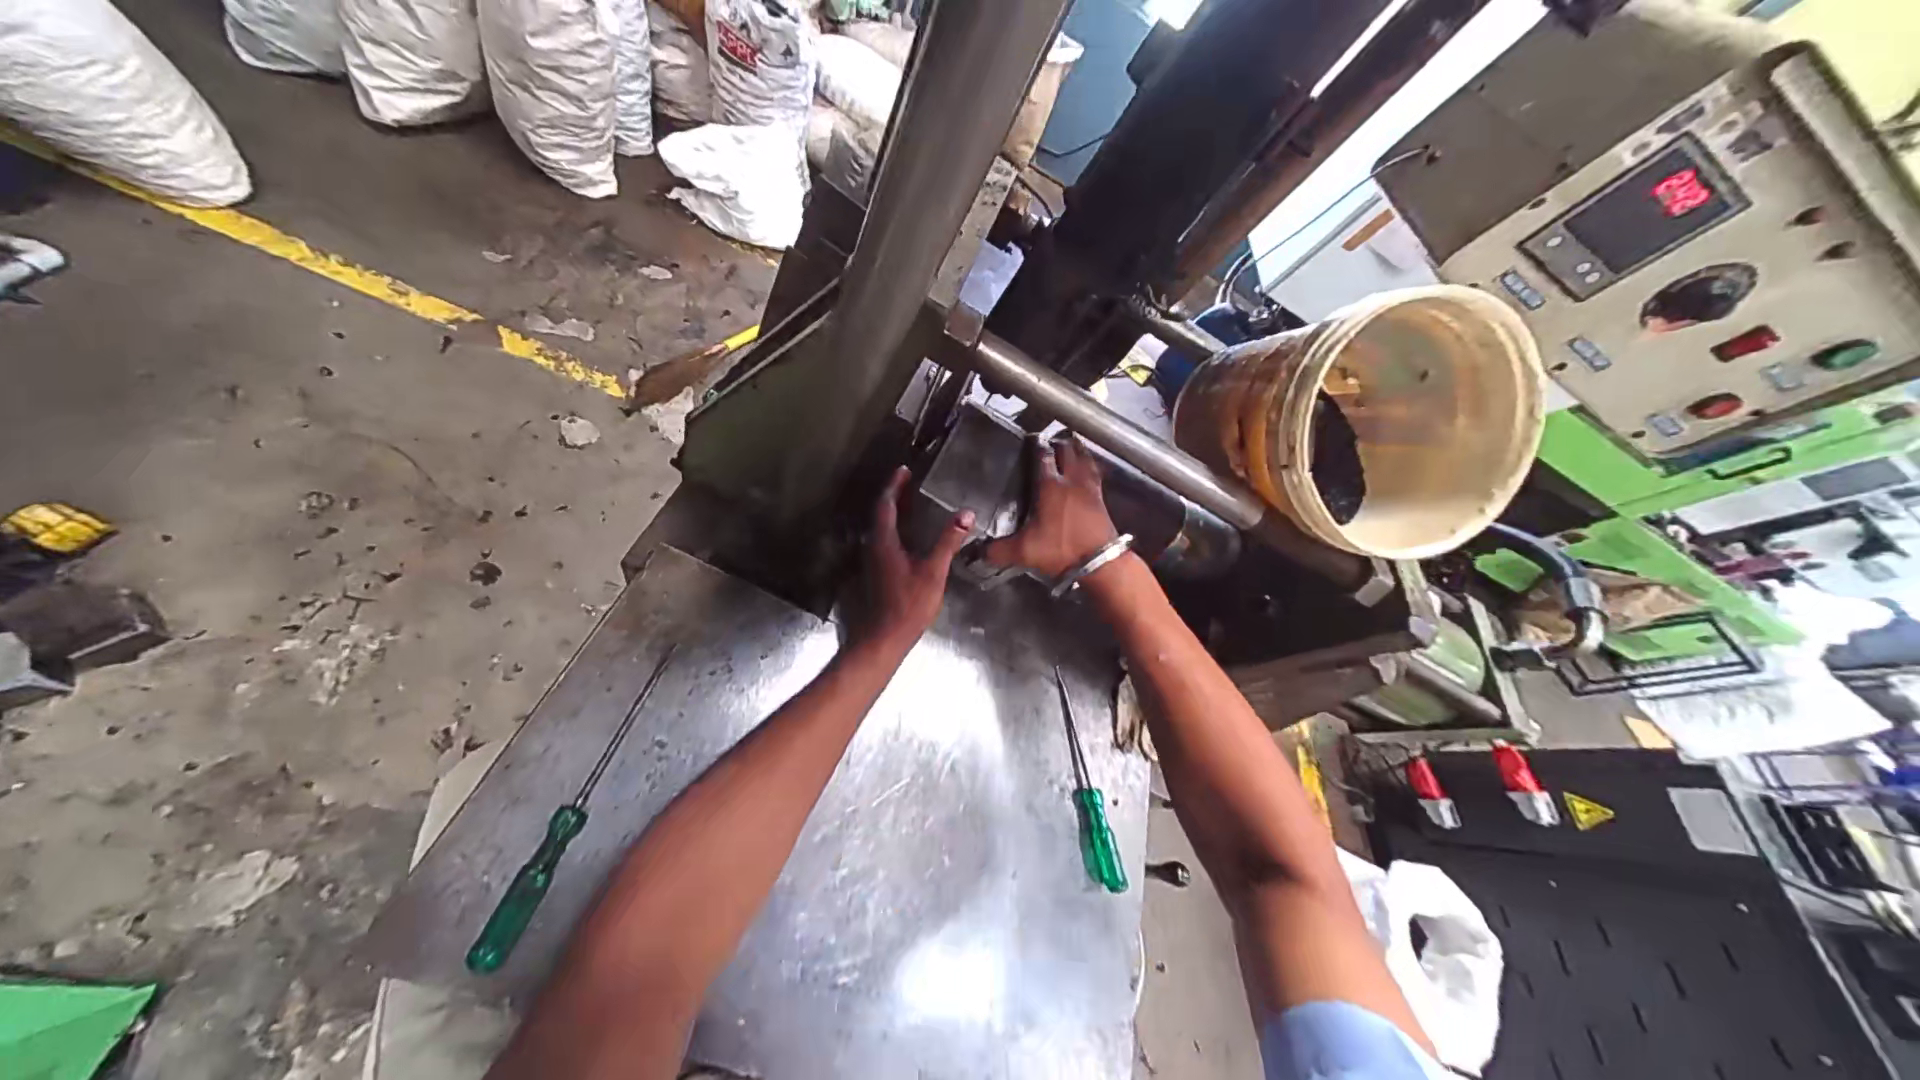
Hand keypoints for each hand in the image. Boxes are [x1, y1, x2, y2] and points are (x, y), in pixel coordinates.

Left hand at [860, 466, 974, 649]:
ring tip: (914, 503)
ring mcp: (874, 561)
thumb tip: (966, 514)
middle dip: (896, 496)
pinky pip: (886, 541)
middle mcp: (874, 547)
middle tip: (910, 481)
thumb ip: (948, 542)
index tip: (904, 470)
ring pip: (883, 528)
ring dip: (896, 513)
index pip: (886, 504)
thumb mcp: (933, 571)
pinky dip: (898, 530)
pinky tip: (912, 535)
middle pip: (882, 513)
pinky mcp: (878, 572)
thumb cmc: (908, 604)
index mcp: (884, 541)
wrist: (885, 637)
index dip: (894, 486)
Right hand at [983, 435, 1118, 579]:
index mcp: (1050, 486)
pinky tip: (1089, 469)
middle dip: (1059, 443)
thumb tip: (980, 552)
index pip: (1043, 456)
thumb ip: (999, 550)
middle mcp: (1071, 481)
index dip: (1037, 446)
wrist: (1099, 562)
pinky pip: (1095, 473)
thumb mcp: (1024, 552)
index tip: (1032, 439)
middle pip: (1067, 451)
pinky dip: (1090, 466)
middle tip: (1051, 439)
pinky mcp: (1102, 499)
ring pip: (1084, 458)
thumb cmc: (1061, 550)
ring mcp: (1089, 488)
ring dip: (1078, 450)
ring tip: (1072, 444)